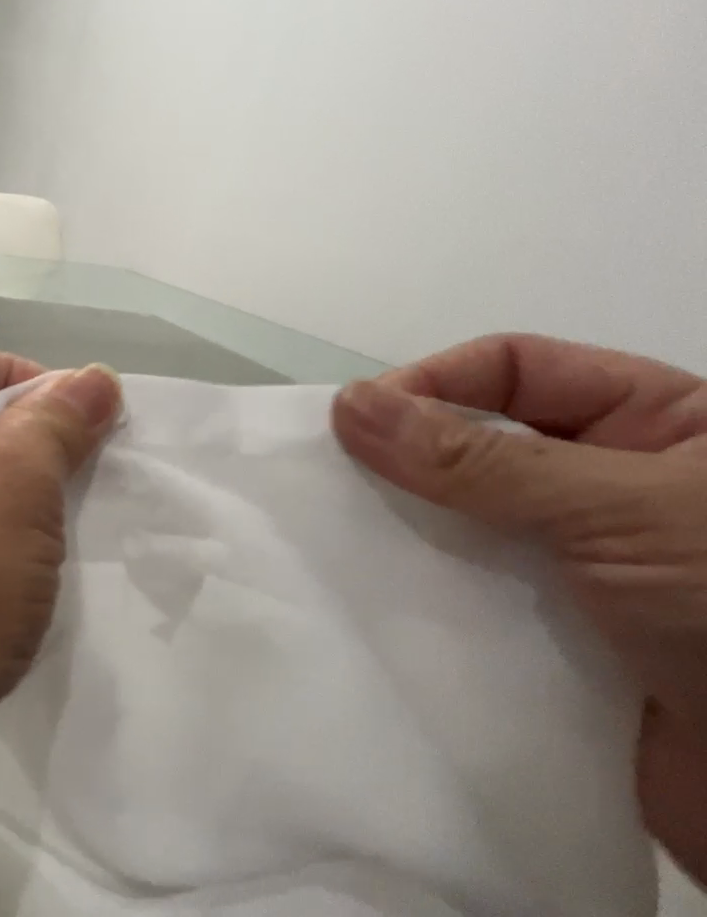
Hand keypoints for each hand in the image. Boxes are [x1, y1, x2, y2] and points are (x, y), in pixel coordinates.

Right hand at [331, 334, 706, 878]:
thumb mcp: (623, 512)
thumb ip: (481, 460)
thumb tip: (350, 403)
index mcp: (666, 426)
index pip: (515, 369)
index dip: (432, 384)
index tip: (357, 428)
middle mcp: (619, 483)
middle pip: (476, 440)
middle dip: (400, 458)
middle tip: (330, 483)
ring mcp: (584, 559)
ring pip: (462, 517)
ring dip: (404, 527)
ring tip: (338, 539)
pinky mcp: (554, 628)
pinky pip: (466, 587)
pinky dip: (421, 588)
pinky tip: (374, 593)